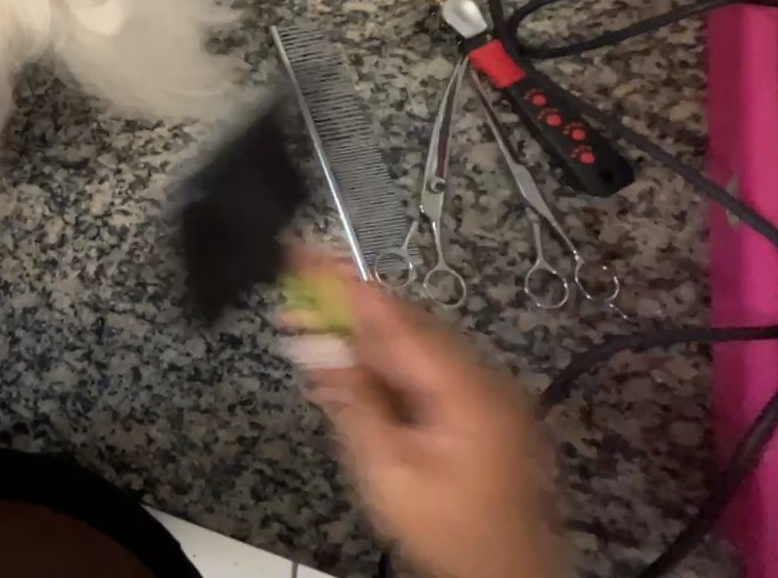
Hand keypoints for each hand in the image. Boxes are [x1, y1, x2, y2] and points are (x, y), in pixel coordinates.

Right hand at [293, 266, 567, 577]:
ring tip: (307, 328)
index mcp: (465, 391)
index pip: (392, 315)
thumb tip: (315, 342)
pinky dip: (381, 353)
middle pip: (402, 320)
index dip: (341, 279)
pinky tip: (348, 363)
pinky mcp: (481, 405)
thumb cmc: (444, 528)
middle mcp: (484, 379)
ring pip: (411, 338)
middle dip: (342, 305)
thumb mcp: (385, 467)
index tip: (302, 249)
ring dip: (358, 330)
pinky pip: (423, 360)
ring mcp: (487, 391)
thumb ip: (352, 397)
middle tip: (291, 300)